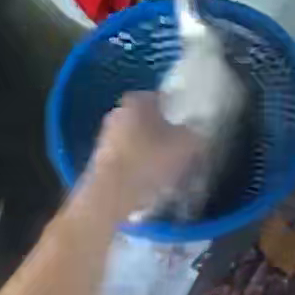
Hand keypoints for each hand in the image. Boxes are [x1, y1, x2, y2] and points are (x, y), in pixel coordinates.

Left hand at [81, 92, 202, 220]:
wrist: (113, 194)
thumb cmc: (151, 161)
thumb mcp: (187, 146)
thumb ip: (195, 135)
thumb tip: (195, 134)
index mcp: (137, 101)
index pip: (163, 100)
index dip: (178, 116)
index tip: (189, 132)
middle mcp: (117, 113)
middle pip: (147, 122)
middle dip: (162, 136)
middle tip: (179, 154)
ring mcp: (104, 138)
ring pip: (135, 143)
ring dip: (148, 154)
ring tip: (165, 174)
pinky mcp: (98, 163)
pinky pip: (125, 162)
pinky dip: (136, 170)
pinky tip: (147, 185)